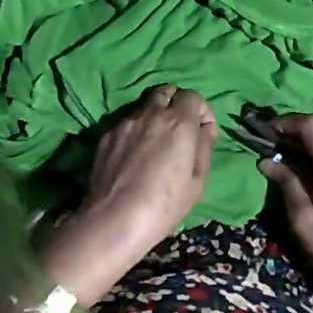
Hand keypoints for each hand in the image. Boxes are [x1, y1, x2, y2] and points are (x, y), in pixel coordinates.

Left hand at [48, 85, 216, 299]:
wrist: (114, 219)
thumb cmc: (164, 205)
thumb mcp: (197, 181)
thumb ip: (204, 147)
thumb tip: (205, 128)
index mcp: (179, 123)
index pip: (193, 96)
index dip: (200, 110)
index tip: (202, 130)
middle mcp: (151, 115)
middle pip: (165, 93)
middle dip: (175, 104)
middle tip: (178, 127)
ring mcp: (125, 123)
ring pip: (144, 108)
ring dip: (154, 116)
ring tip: (154, 142)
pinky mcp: (106, 136)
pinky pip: (126, 124)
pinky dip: (135, 131)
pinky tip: (134, 155)